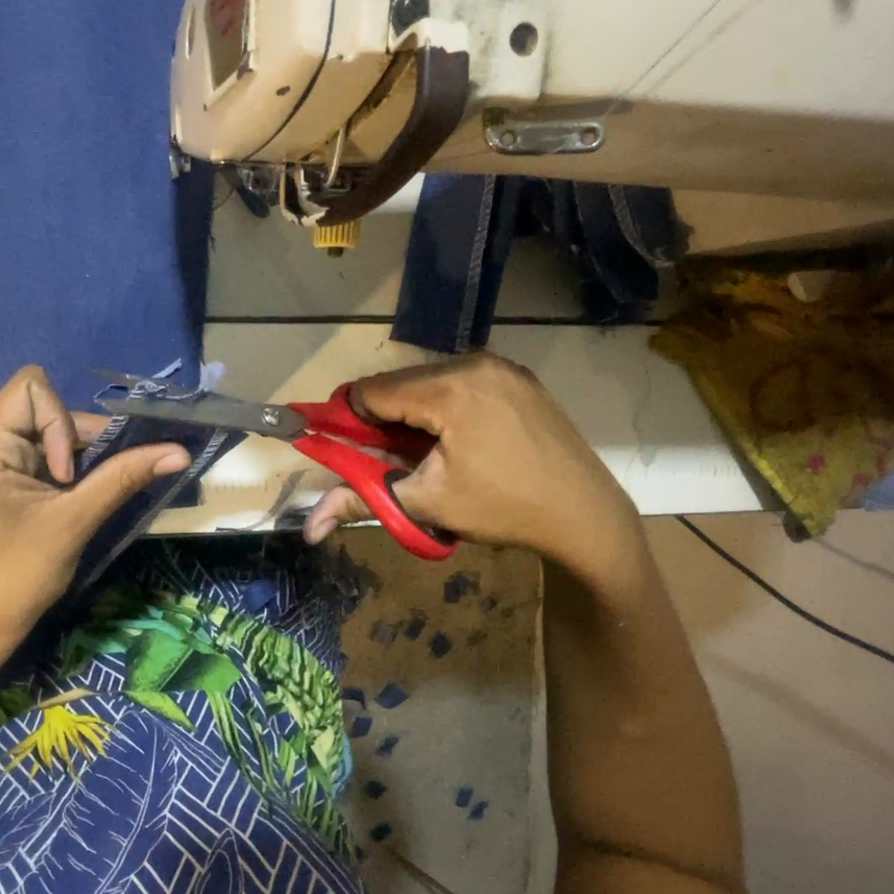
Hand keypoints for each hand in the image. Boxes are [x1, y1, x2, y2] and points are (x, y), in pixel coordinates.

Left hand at [0, 366, 190, 650]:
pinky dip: (71, 472)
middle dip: (80, 443)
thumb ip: (123, 478)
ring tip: (85, 501)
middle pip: (47, 409)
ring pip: (53, 433)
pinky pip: (46, 455)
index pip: (31, 387)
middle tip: (90, 491)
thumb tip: (178, 451)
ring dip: (80, 460)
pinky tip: (80, 501)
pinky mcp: (5, 478)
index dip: (61, 422)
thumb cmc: (19, 575)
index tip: (63, 476)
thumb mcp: (74, 522)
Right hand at [302, 354, 639, 576]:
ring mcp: (502, 367)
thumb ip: (361, 501)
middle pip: (399, 383)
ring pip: (428, 381)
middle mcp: (475, 363)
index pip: (371, 391)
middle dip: (382, 421)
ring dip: (412, 414)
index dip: (349, 422)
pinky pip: (461, 382)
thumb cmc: (503, 509)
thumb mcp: (426, 505)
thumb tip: (308, 531)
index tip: (350, 454)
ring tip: (426, 455)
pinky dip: (443, 407)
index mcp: (450, 388)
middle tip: (389, 462)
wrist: (585, 515)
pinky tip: (457, 442)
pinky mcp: (519, 378)